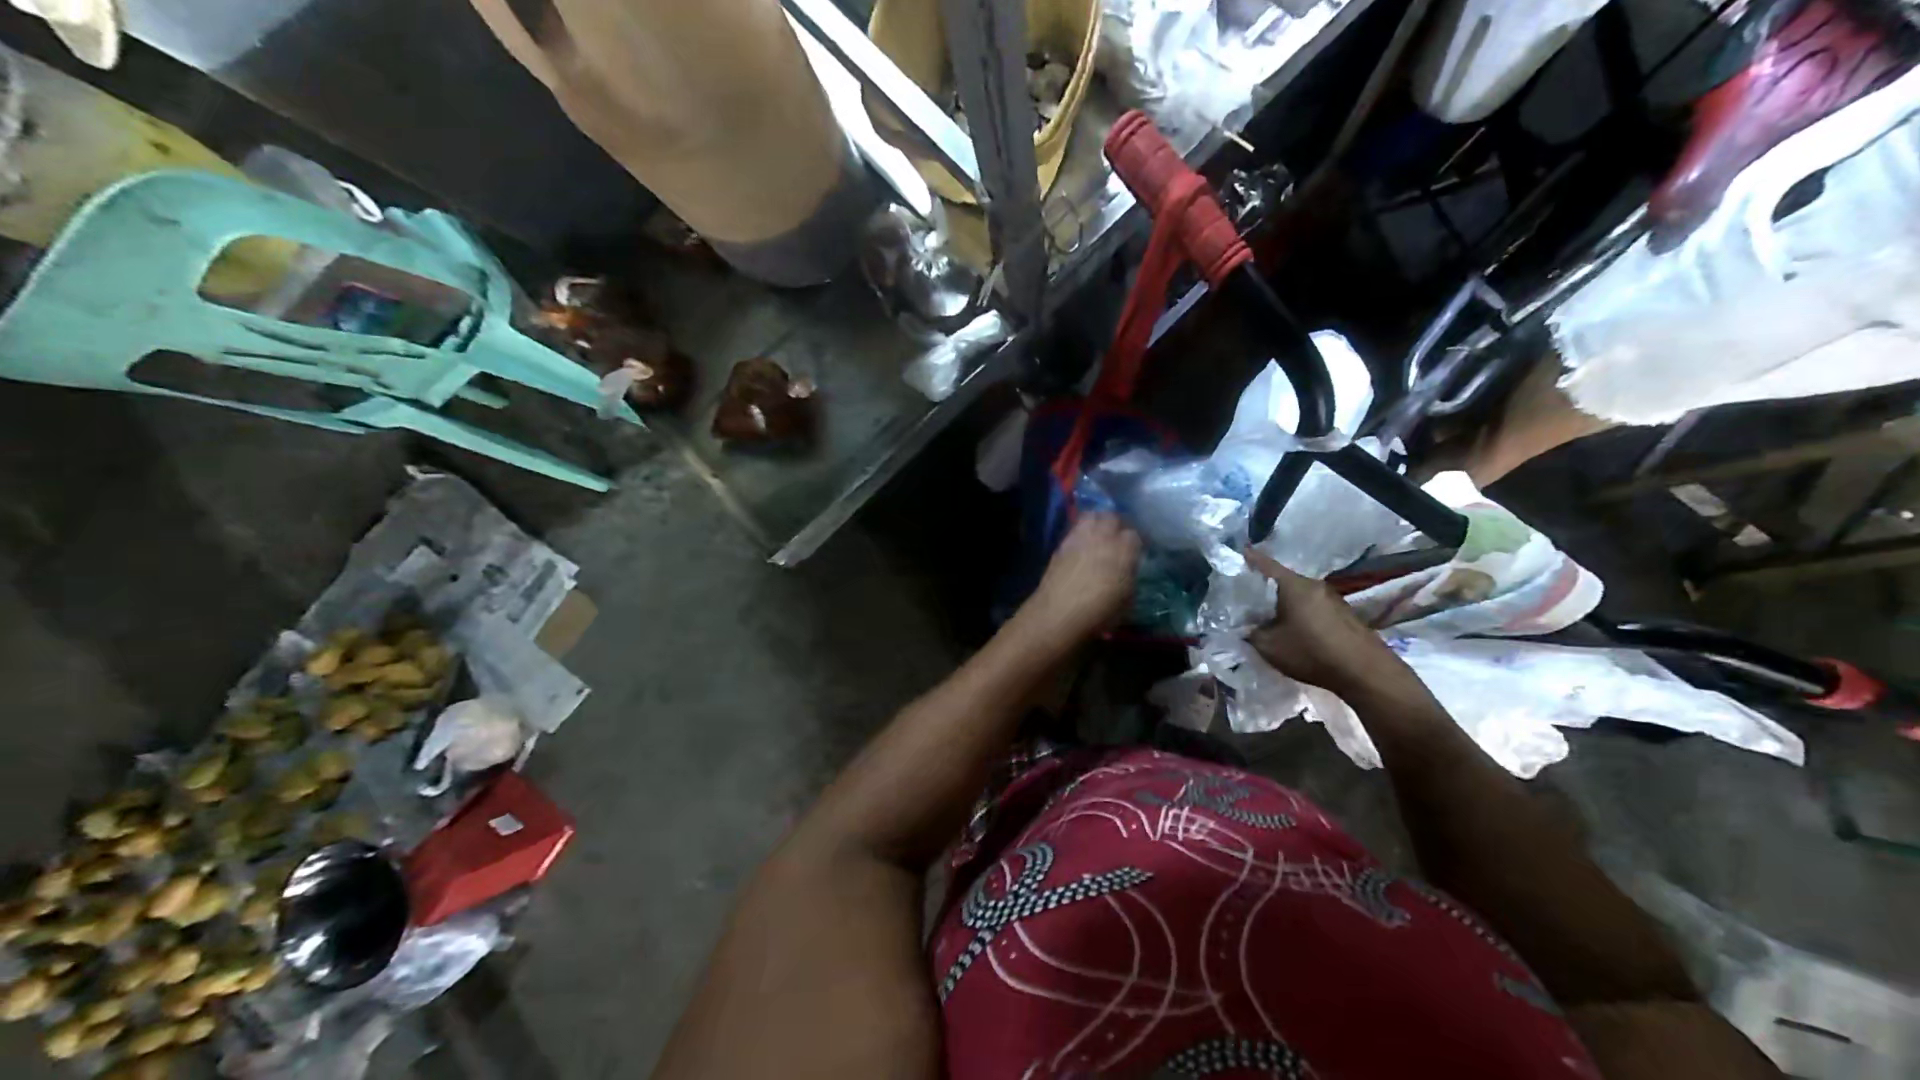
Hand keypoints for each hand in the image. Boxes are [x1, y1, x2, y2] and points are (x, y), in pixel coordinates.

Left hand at [1019, 514, 1141, 644]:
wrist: (1059, 614)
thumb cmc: (1099, 613)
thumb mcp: (1127, 600)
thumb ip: (1129, 577)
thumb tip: (1126, 569)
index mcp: (1124, 550)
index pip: (1134, 534)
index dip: (1135, 542)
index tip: (1135, 550)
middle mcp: (1103, 537)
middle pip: (1113, 517)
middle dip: (1117, 524)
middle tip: (1118, 537)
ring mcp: (1080, 537)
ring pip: (1092, 516)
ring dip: (1098, 522)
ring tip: (1099, 534)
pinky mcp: (1062, 544)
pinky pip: (1075, 529)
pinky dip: (1081, 531)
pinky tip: (1082, 544)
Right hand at [1243, 548, 1419, 700]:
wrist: (1366, 672)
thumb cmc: (1312, 653)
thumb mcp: (1268, 646)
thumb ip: (1249, 631)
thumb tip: (1243, 624)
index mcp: (1292, 585)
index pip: (1263, 563)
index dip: (1245, 559)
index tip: (1233, 555)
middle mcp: (1313, 585)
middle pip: (1280, 579)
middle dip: (1261, 586)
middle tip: (1243, 597)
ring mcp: (1331, 598)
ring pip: (1297, 593)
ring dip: (1281, 601)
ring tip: (1266, 615)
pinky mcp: (1342, 613)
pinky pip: (1311, 605)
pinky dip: (1298, 611)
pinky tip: (1293, 628)